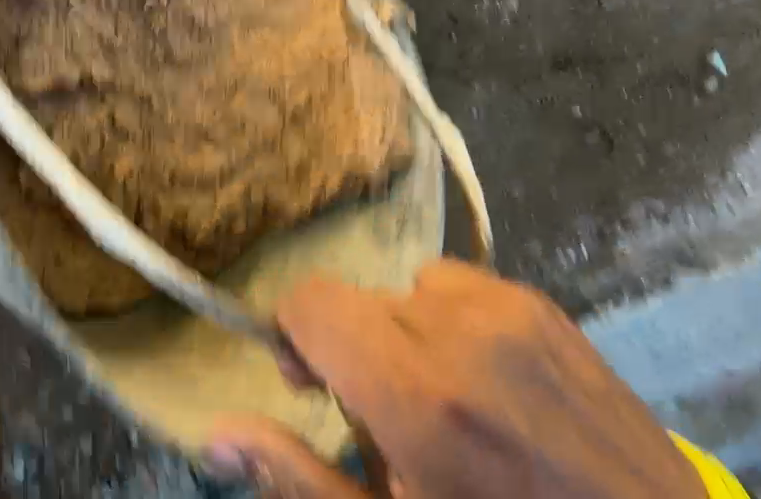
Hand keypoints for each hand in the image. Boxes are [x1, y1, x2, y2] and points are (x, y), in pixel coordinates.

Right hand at [206, 260, 703, 498]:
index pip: (311, 302)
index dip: (295, 338)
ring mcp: (512, 309)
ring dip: (404, 334)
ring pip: (406, 290)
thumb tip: (212, 433)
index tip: (314, 389)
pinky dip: (453, 324)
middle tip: (393, 423)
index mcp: (417, 390)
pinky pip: (461, 287)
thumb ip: (296, 474)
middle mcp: (460, 326)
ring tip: (449, 405)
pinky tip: (494, 389)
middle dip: (353, 350)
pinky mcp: (548, 307)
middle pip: (355, 300)